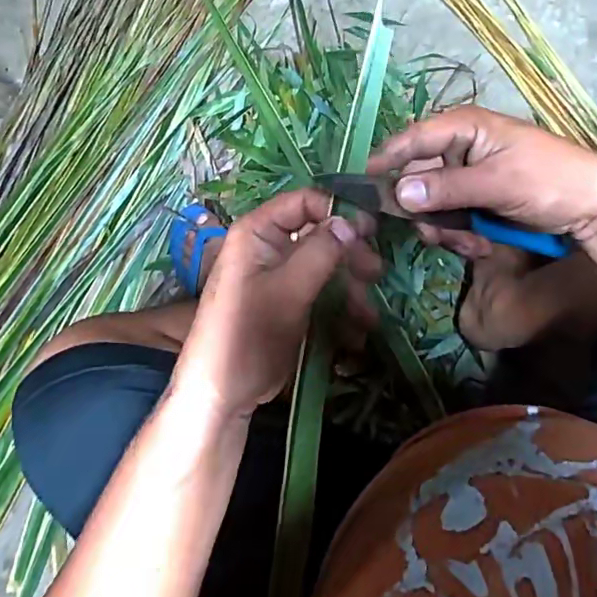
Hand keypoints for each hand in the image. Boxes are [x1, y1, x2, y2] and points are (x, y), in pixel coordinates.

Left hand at [170, 188, 382, 418]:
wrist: (221, 395)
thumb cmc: (248, 334)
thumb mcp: (289, 290)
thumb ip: (322, 251)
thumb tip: (351, 221)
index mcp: (258, 232)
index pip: (304, 201)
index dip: (338, 210)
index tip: (370, 229)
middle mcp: (269, 247)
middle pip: (320, 234)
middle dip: (349, 256)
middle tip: (374, 273)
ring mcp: (279, 276)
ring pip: (325, 267)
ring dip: (350, 288)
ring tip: (367, 316)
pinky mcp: (289, 302)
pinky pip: (321, 293)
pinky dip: (340, 308)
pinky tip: (356, 332)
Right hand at [367, 105, 596, 241]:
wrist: (595, 206)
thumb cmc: (548, 179)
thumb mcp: (497, 182)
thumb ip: (446, 187)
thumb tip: (398, 193)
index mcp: (465, 126)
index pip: (414, 137)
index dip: (388, 159)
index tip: (365, 185)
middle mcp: (462, 146)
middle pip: (419, 175)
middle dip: (425, 209)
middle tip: (433, 234)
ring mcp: (470, 173)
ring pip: (433, 201)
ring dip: (445, 226)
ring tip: (470, 242)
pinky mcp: (478, 197)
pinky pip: (452, 215)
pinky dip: (460, 233)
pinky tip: (480, 243)